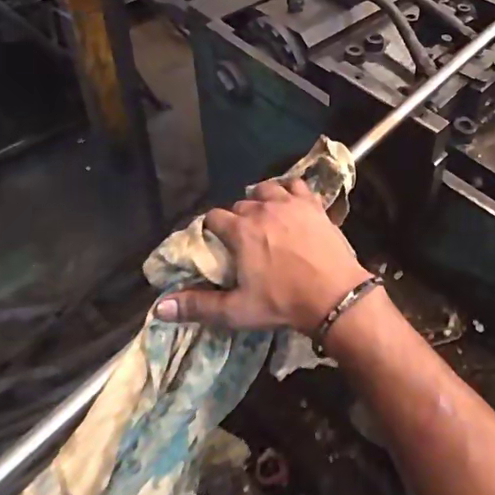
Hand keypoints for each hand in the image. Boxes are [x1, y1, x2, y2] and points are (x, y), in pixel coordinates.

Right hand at [154, 178, 373, 332]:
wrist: (334, 294)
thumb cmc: (283, 302)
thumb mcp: (237, 310)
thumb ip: (198, 306)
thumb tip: (159, 307)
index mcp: (241, 230)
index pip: (214, 217)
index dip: (212, 228)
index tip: (216, 242)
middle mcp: (263, 209)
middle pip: (240, 205)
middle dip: (237, 218)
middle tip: (242, 239)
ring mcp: (291, 203)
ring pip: (267, 189)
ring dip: (261, 200)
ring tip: (264, 216)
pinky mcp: (314, 204)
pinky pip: (297, 185)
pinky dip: (290, 190)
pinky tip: (290, 201)